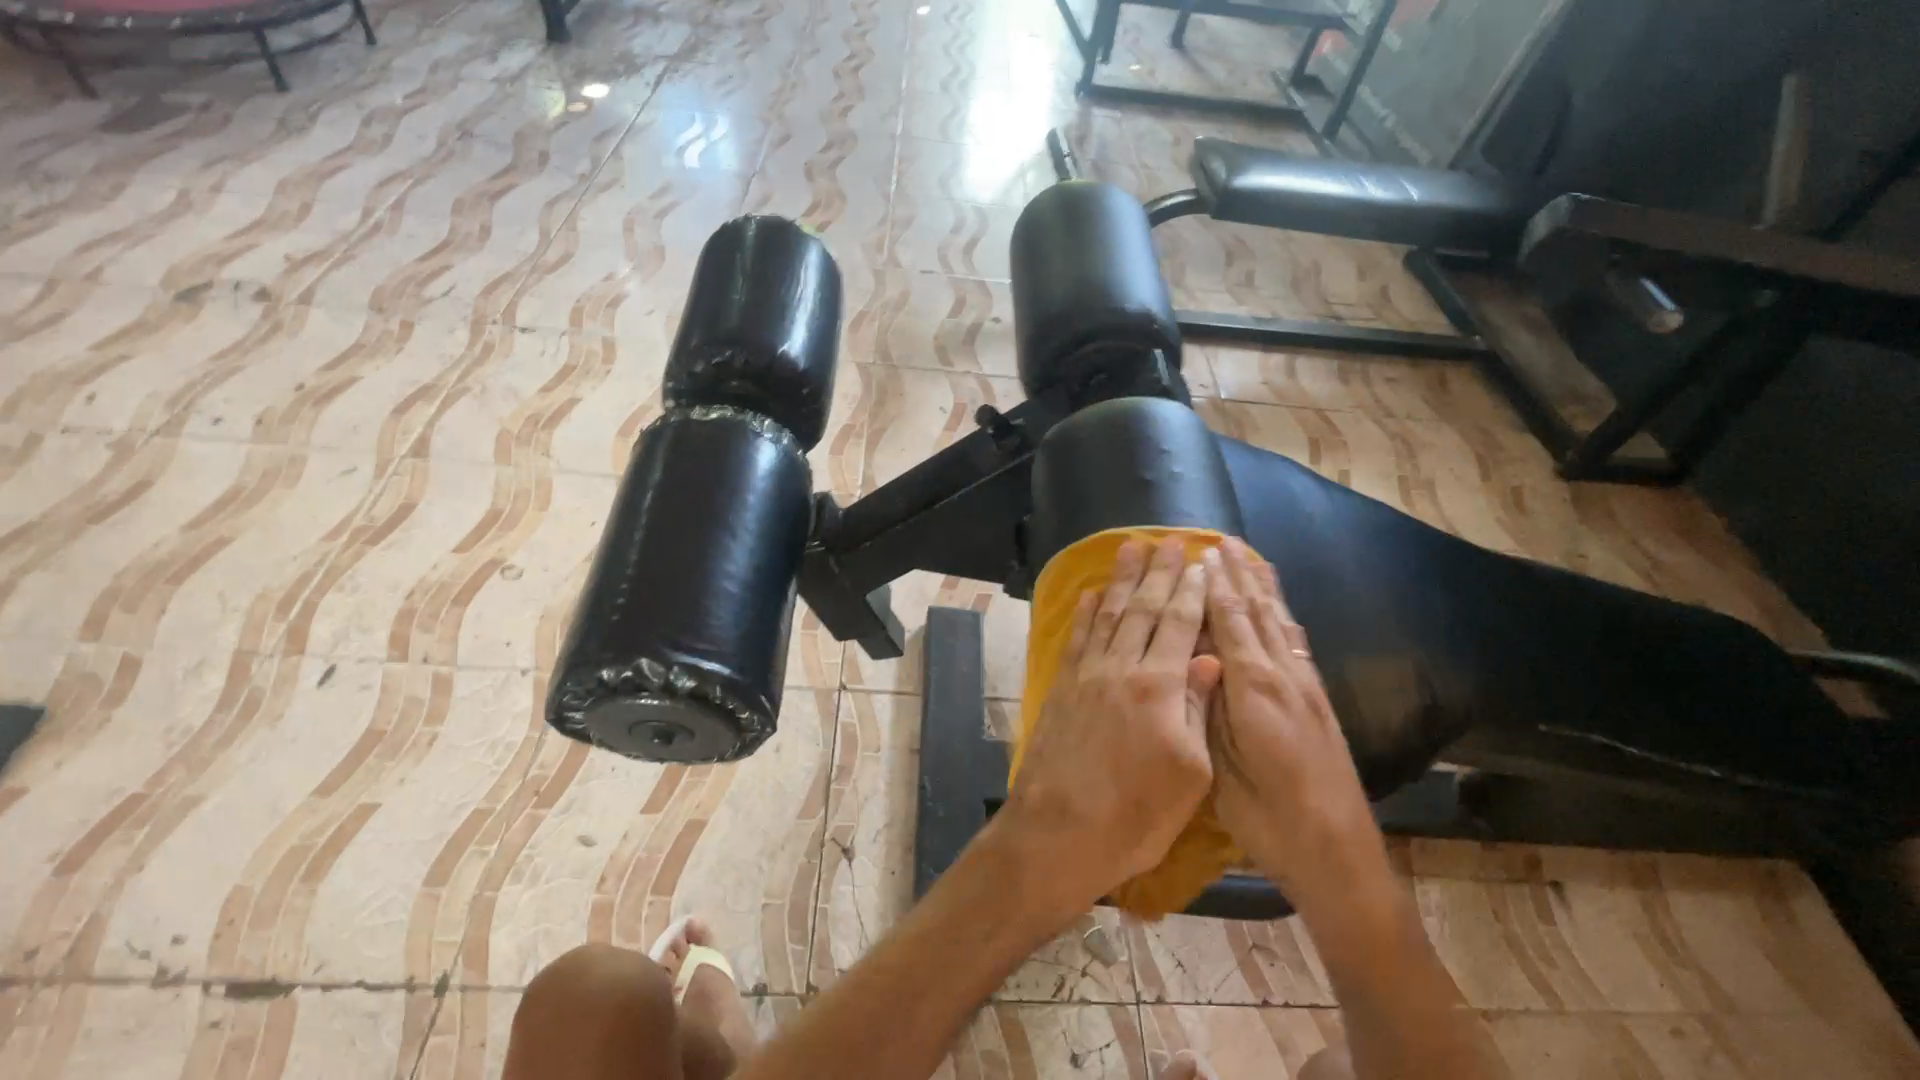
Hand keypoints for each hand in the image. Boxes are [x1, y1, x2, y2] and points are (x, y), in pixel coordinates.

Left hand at [999, 538, 1221, 913]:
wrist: (1058, 834)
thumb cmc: (1135, 816)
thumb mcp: (1188, 775)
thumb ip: (1197, 710)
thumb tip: (1210, 660)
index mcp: (1159, 688)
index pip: (1179, 626)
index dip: (1191, 592)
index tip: (1200, 562)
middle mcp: (1120, 670)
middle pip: (1142, 610)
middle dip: (1157, 573)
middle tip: (1168, 540)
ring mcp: (1086, 678)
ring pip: (1107, 616)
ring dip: (1120, 581)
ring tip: (1130, 549)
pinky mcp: (1061, 691)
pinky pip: (1076, 641)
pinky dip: (1085, 615)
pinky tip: (1090, 596)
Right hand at [1201, 539, 1387, 912]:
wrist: (1335, 849)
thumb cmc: (1266, 817)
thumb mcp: (1222, 765)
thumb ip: (1209, 706)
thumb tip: (1195, 658)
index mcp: (1254, 689)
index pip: (1229, 623)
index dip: (1215, 587)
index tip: (1200, 554)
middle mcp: (1284, 677)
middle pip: (1258, 614)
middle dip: (1239, 576)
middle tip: (1223, 542)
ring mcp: (1306, 688)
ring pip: (1281, 625)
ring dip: (1265, 590)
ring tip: (1253, 560)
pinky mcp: (1318, 703)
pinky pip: (1298, 646)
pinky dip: (1285, 620)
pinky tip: (1282, 614)